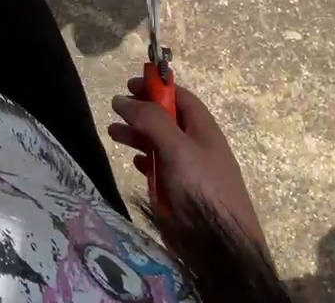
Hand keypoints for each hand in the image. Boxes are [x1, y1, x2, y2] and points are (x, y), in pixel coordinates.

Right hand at [109, 77, 266, 247]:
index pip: (181, 98)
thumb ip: (151, 119)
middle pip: (167, 119)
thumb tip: (122, 98)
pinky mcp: (181, 192)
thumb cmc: (201, 189)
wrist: (221, 248)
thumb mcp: (177, 148)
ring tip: (113, 134)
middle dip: (142, 111)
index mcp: (204, 131)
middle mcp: (198, 147)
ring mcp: (190, 171)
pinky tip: (135, 165)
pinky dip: (145, 161)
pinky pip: (160, 168)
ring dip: (137, 135)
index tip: (129, 85)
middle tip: (117, 110)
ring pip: (160, 143)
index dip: (157, 87)